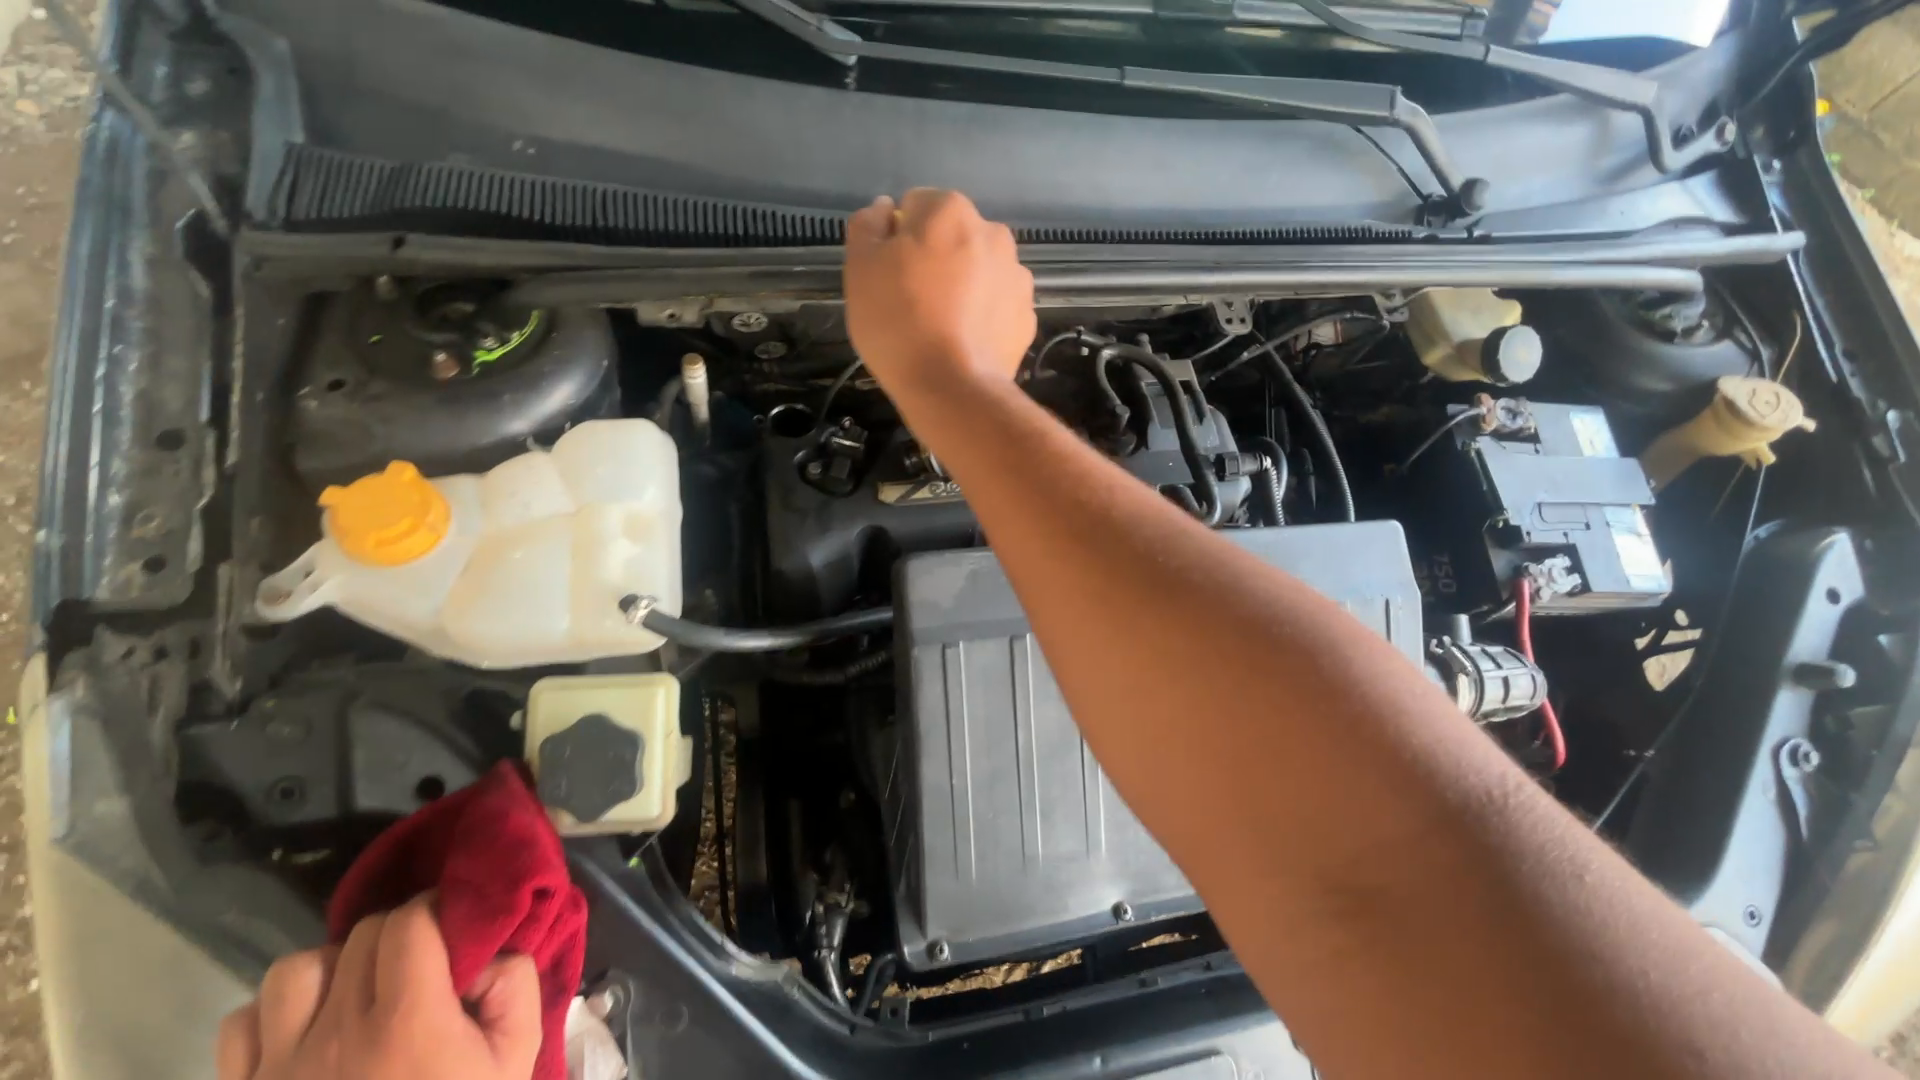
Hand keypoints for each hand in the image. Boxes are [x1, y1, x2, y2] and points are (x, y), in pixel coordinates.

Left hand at [216, 895, 541, 1079]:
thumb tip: (487, 952)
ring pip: (293, 970)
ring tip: (355, 993)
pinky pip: (240, 1026)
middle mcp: (336, 1033)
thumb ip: (514, 986)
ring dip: (332, 969)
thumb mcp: (515, 1058)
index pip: (408, 923)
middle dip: (397, 935)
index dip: (434, 910)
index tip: (451, 924)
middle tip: (420, 960)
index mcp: (407, 1021)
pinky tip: (305, 1032)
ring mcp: (280, 1068)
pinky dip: (271, 1017)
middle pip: (360, 937)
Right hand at [843, 188, 1036, 395]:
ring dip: (962, 285)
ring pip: (978, 270)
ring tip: (940, 326)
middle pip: (952, 237)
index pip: (915, 206)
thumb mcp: (860, 267)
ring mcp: (1016, 275)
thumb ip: (868, 226)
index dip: (897, 239)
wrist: (951, 387)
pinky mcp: (1027, 315)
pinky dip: (981, 316)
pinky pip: (996, 305)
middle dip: (934, 258)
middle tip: (911, 302)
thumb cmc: (897, 321)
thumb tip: (886, 209)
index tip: (889, 274)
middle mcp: (992, 232)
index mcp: (950, 210)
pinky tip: (963, 342)